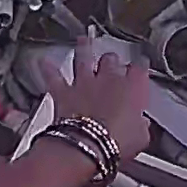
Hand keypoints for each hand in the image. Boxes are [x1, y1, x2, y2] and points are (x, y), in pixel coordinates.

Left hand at [51, 37, 151, 157]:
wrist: (87, 146)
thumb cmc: (115, 142)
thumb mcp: (141, 138)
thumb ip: (141, 126)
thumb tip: (141, 127)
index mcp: (132, 88)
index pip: (140, 69)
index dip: (141, 66)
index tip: (141, 66)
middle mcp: (108, 79)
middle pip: (111, 59)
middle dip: (112, 58)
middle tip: (112, 58)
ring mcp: (85, 83)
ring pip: (83, 58)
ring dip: (83, 48)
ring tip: (83, 41)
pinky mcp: (64, 92)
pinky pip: (54, 77)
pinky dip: (48, 69)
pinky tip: (44, 63)